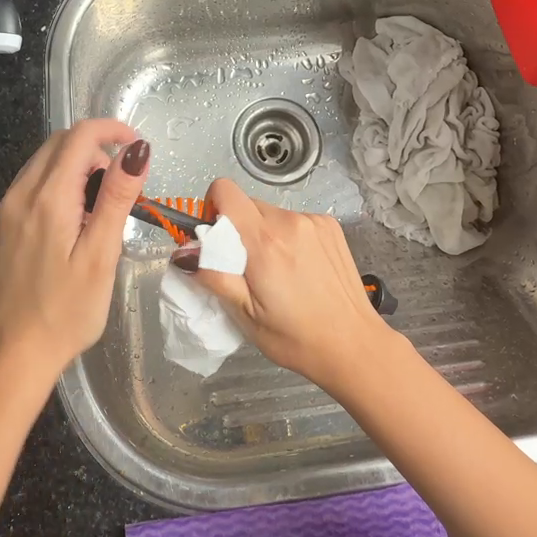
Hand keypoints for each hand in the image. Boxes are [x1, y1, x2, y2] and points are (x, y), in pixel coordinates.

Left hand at [0, 120, 148, 387]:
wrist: (9, 358)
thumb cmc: (64, 313)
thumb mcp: (100, 256)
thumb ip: (116, 197)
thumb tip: (136, 150)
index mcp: (47, 197)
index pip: (80, 136)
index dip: (112, 130)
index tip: (138, 148)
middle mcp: (20, 194)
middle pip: (59, 143)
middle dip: (96, 147)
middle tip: (122, 184)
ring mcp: (5, 211)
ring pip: (43, 162)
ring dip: (76, 165)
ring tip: (101, 206)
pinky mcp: (0, 228)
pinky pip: (31, 185)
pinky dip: (58, 184)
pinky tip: (73, 222)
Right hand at [193, 179, 399, 391]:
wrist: (353, 345)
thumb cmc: (295, 338)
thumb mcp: (245, 315)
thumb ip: (214, 276)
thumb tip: (183, 253)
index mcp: (264, 242)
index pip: (226, 191)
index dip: (212, 208)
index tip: (215, 239)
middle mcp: (289, 222)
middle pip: (248, 205)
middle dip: (238, 230)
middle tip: (245, 268)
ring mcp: (314, 221)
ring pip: (272, 214)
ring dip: (264, 234)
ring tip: (277, 273)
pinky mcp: (331, 227)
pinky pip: (295, 221)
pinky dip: (289, 238)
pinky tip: (300, 269)